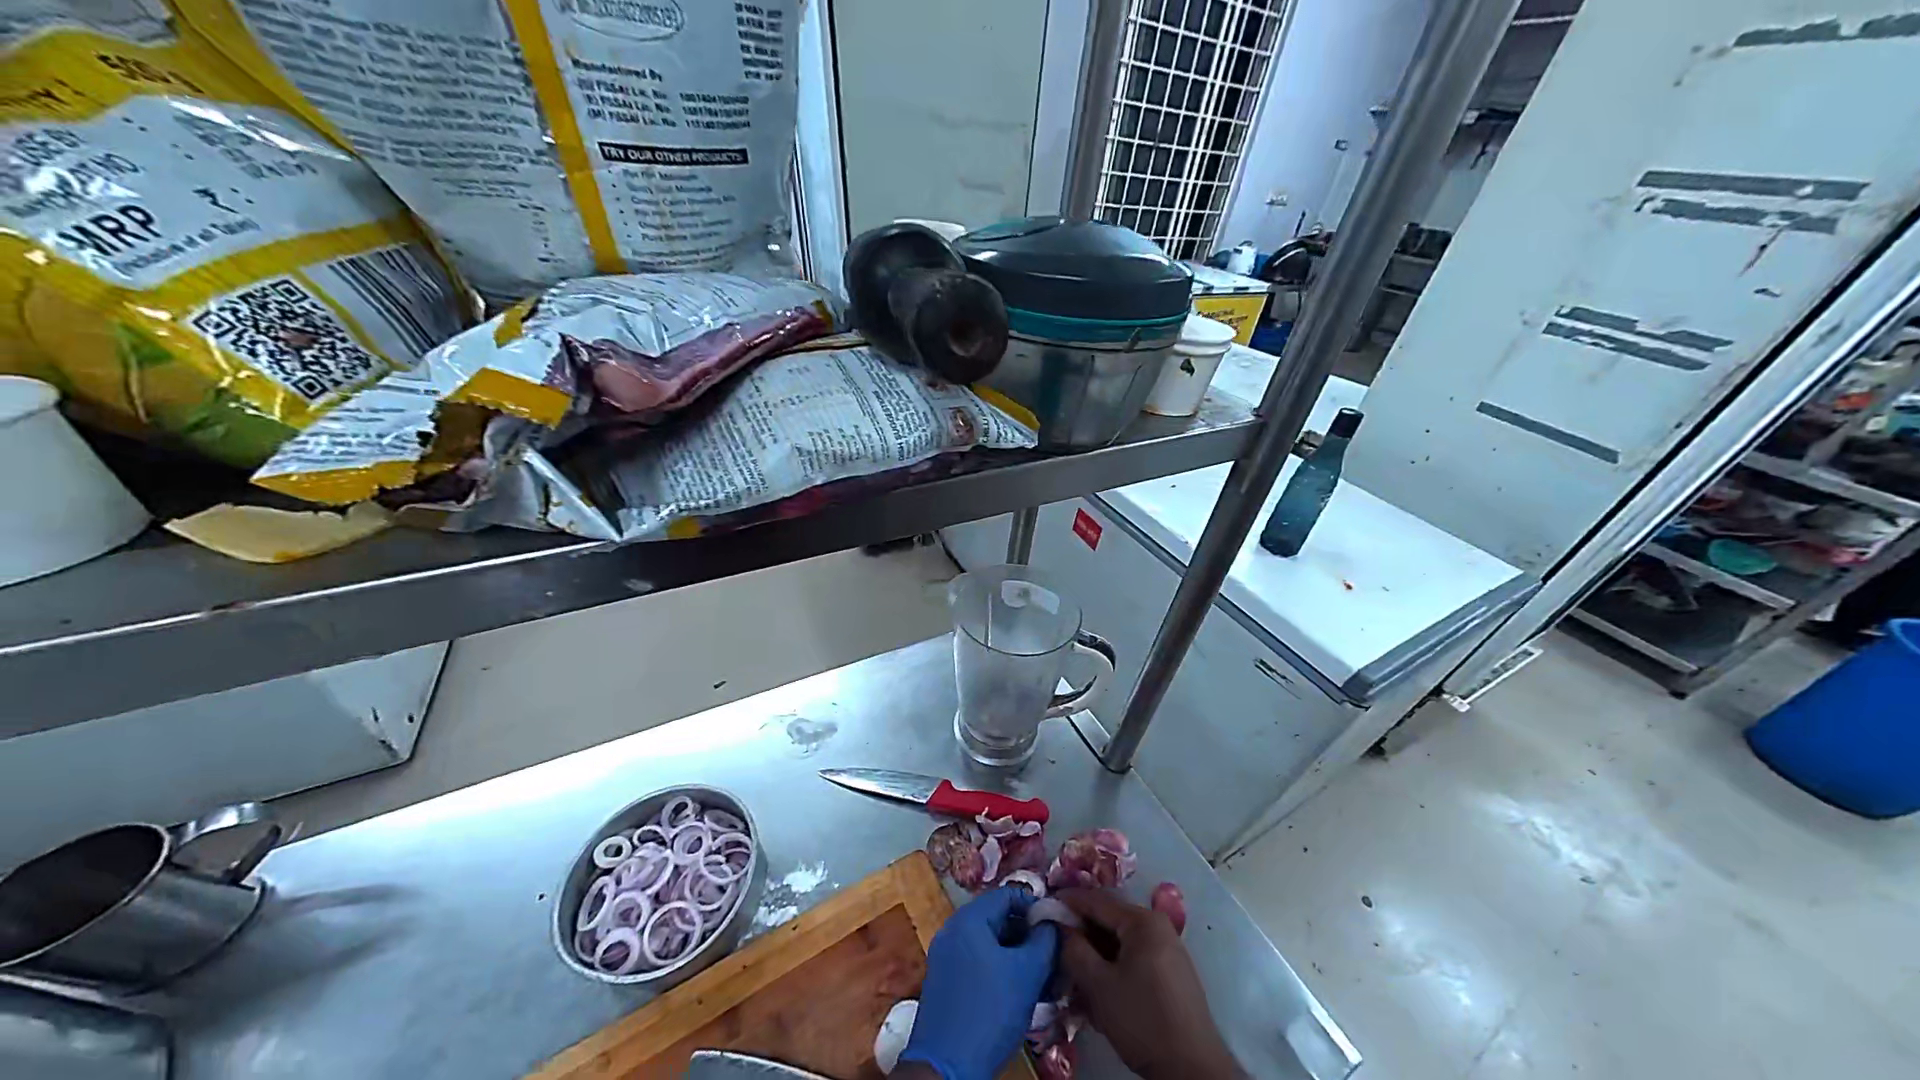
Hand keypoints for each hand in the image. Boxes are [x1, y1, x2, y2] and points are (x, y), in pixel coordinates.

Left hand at [900, 887, 1057, 1079]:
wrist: (947, 1066)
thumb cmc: (990, 1010)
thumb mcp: (1027, 973)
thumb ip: (1044, 940)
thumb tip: (1053, 922)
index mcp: (969, 919)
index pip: (1008, 894)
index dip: (1036, 905)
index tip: (1058, 925)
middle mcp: (953, 930)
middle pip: (998, 917)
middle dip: (1028, 934)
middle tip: (1054, 954)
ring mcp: (947, 956)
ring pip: (990, 943)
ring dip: (1018, 955)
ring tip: (1043, 977)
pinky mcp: (947, 981)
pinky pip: (979, 962)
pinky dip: (1001, 969)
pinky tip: (1020, 991)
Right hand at [1056, 889, 1242, 1079]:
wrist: (1192, 1071)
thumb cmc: (1142, 1020)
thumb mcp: (1099, 986)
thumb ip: (1074, 950)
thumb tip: (1060, 927)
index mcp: (1143, 921)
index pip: (1097, 901)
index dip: (1067, 902)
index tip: (1043, 907)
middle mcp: (1158, 927)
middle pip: (1109, 921)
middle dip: (1082, 934)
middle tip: (1057, 947)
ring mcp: (1168, 950)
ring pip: (1120, 942)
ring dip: (1096, 954)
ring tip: (1075, 974)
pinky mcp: (1171, 974)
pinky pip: (1134, 958)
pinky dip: (1113, 967)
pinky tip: (1100, 990)